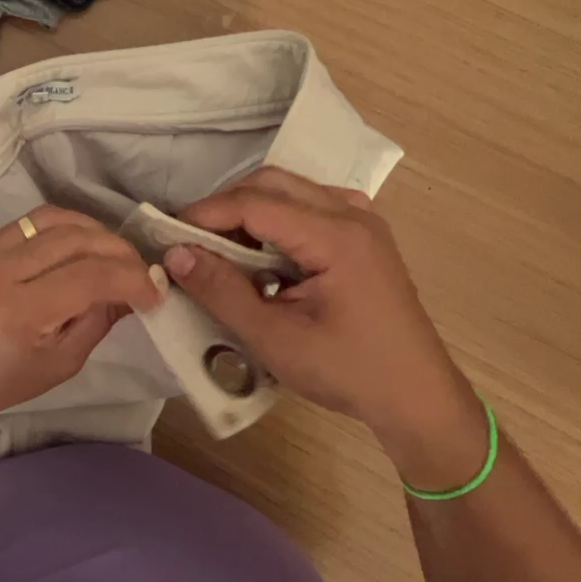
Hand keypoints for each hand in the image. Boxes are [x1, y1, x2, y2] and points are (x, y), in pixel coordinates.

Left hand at [0, 205, 160, 419]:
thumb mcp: (58, 365)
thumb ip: (96, 323)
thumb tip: (132, 293)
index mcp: (21, 312)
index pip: (91, 276)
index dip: (132, 280)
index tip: (154, 295)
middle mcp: (2, 272)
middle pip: (76, 239)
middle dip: (120, 251)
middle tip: (139, 272)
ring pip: (54, 219)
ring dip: (94, 231)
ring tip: (114, 254)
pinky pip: (30, 222)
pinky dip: (64, 227)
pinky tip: (80, 245)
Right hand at [161, 169, 482, 470]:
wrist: (416, 398)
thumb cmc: (347, 371)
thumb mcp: (273, 337)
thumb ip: (221, 291)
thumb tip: (174, 254)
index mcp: (337, 237)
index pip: (254, 203)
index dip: (203, 215)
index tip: (164, 238)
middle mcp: (352, 216)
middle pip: (270, 183)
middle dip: (221, 207)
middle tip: (188, 241)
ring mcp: (361, 223)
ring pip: (288, 190)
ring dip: (245, 209)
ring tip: (217, 248)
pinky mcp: (360, 237)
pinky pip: (305, 206)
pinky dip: (271, 218)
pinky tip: (257, 252)